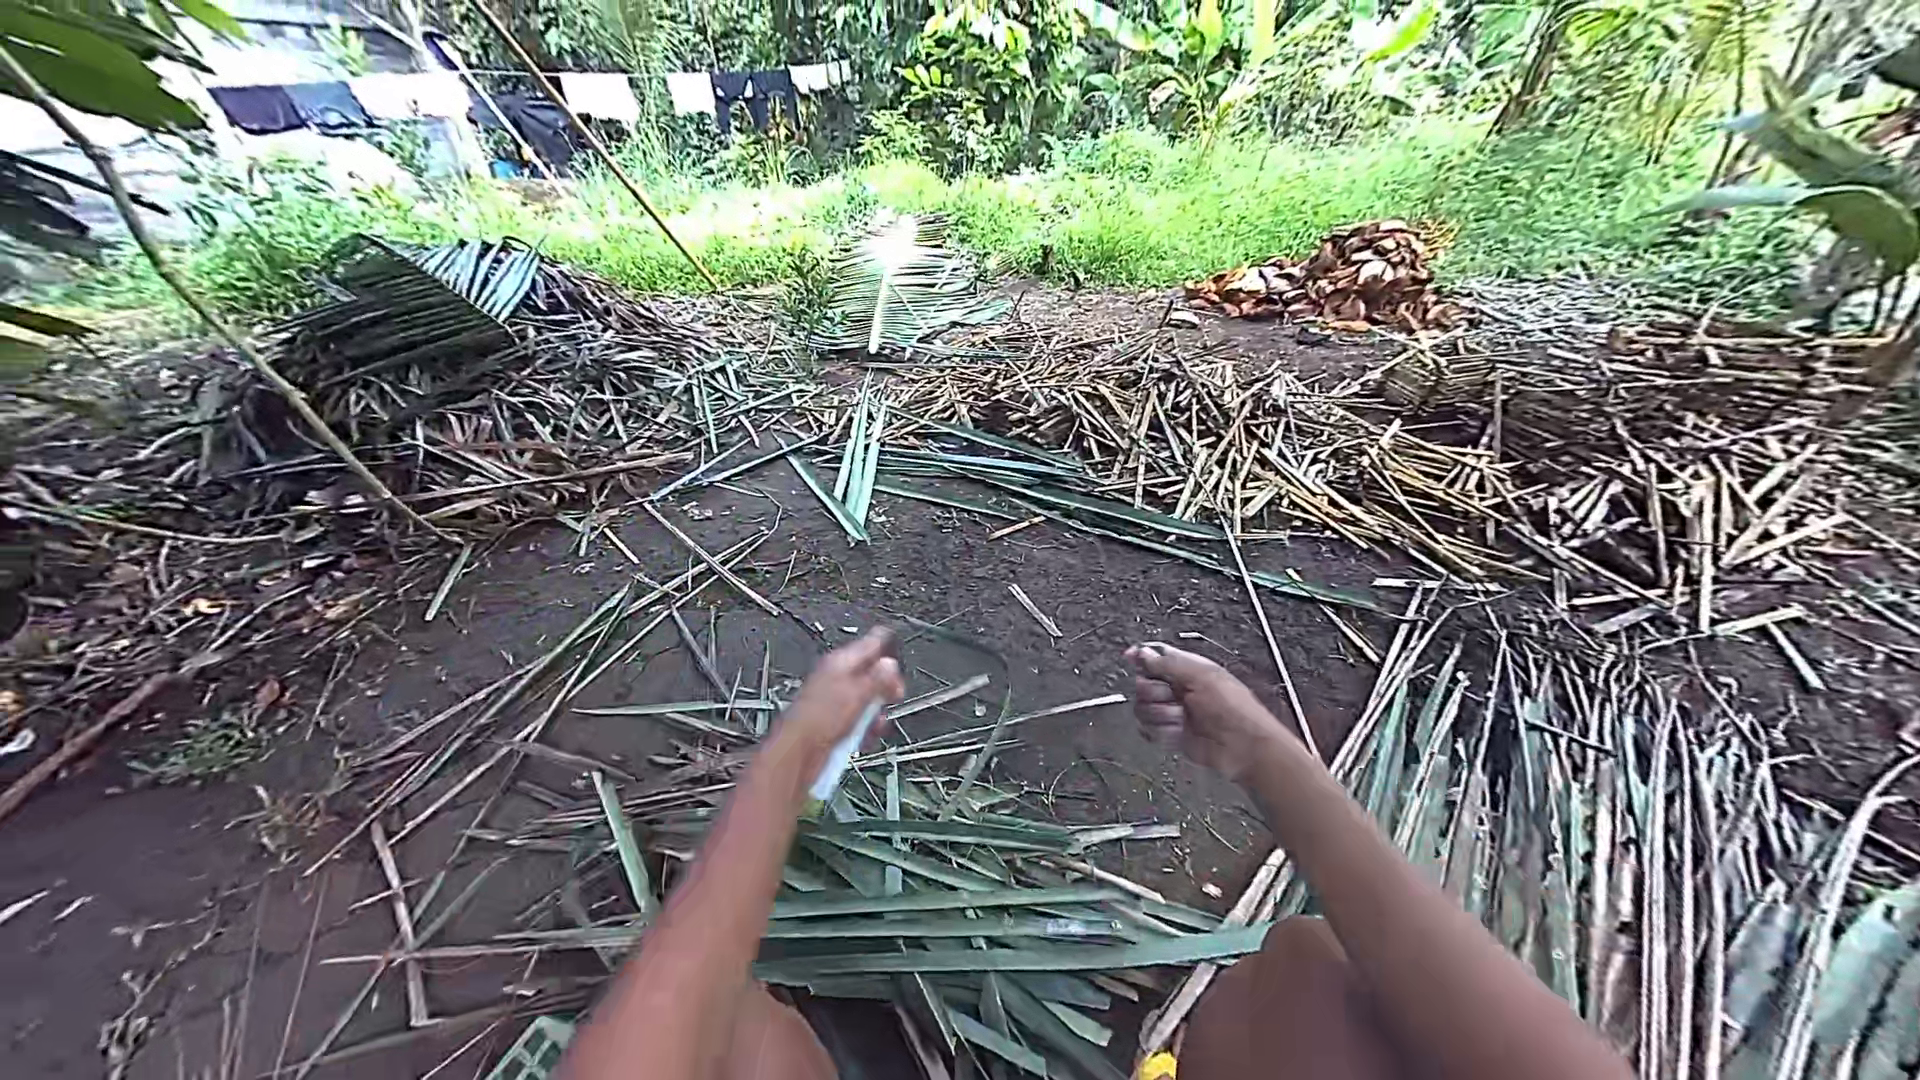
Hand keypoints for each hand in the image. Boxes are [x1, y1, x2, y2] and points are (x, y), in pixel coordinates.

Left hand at [773, 628, 904, 775]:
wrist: (798, 752)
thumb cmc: (818, 718)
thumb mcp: (858, 693)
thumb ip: (878, 677)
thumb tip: (891, 664)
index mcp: (840, 662)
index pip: (869, 644)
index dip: (886, 647)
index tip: (898, 653)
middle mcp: (836, 678)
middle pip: (870, 674)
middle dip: (885, 685)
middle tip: (895, 693)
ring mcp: (835, 702)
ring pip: (866, 700)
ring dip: (876, 711)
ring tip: (877, 721)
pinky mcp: (834, 723)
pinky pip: (858, 719)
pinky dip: (866, 726)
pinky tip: (866, 734)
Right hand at [1124, 642, 1296, 783]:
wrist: (1244, 748)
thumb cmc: (1234, 709)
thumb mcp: (1201, 677)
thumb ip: (1168, 663)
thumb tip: (1144, 653)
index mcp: (1187, 669)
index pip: (1155, 656)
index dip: (1141, 656)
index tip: (1129, 657)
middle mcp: (1178, 689)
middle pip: (1142, 682)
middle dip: (1153, 691)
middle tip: (1171, 697)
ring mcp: (1172, 711)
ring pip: (1142, 707)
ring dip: (1159, 714)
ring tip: (1179, 718)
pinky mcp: (1169, 733)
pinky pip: (1147, 728)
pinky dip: (1160, 731)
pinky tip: (1177, 731)